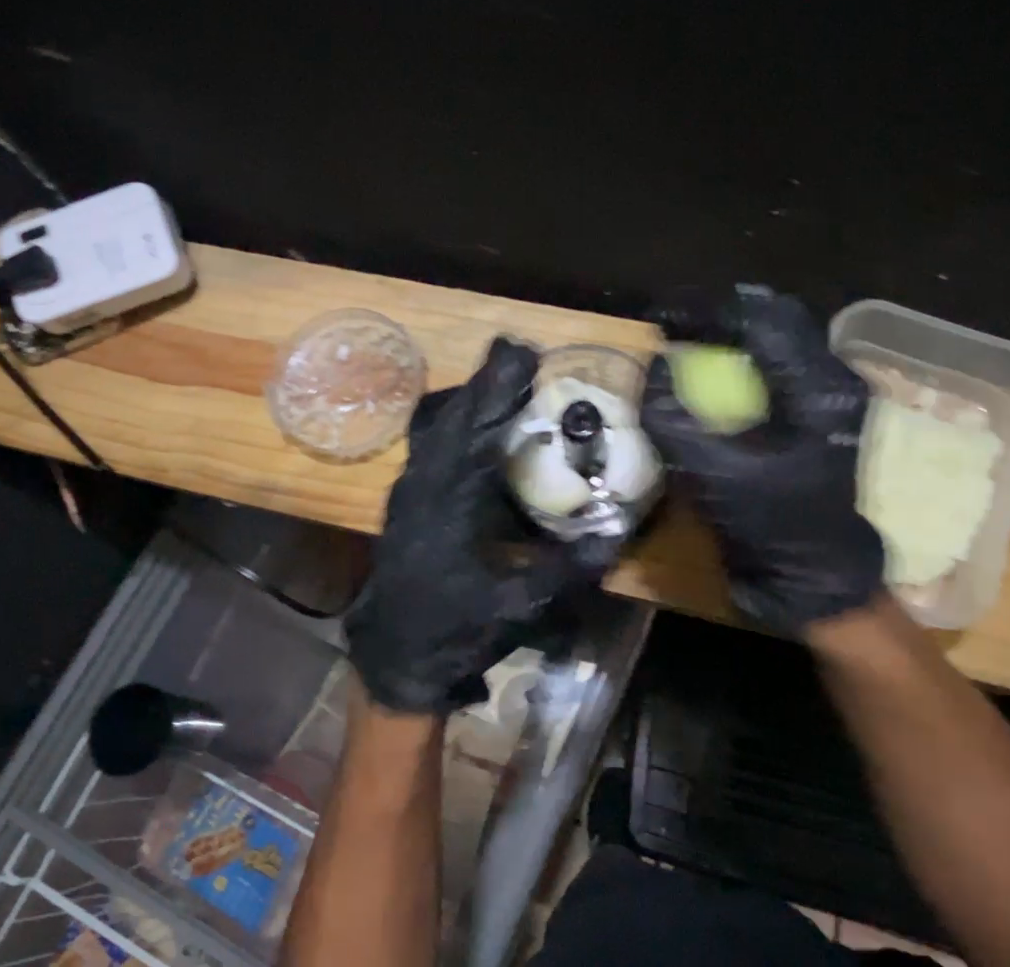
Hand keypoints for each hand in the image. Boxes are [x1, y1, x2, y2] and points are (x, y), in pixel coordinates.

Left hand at [344, 337, 619, 713]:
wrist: (394, 655)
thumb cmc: (455, 630)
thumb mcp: (520, 607)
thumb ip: (569, 571)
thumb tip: (615, 533)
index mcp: (449, 501)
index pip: (476, 429)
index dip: (499, 390)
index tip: (523, 355)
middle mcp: (423, 484)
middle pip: (452, 415)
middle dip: (486, 382)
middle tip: (518, 355)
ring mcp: (409, 490)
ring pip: (435, 426)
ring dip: (468, 399)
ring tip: (502, 382)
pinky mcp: (407, 500)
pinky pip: (430, 443)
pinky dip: (455, 422)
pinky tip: (476, 428)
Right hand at [640, 287, 885, 632]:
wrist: (815, 580)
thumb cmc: (770, 526)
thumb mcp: (711, 472)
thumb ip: (675, 417)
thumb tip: (655, 366)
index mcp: (817, 388)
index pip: (761, 318)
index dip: (706, 311)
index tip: (663, 318)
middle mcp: (833, 381)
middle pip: (775, 320)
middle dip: (720, 317)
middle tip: (674, 327)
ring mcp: (831, 400)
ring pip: (780, 341)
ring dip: (733, 336)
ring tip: (688, 344)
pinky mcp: (820, 418)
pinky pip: (780, 370)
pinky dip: (743, 363)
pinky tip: (713, 379)